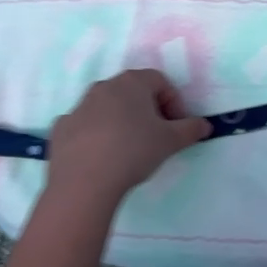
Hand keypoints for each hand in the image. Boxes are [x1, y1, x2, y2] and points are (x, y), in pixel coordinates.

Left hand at [45, 69, 211, 203]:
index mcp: (133, 82)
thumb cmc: (133, 152)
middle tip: (154, 135)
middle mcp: (104, 86)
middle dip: (146, 110)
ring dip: (118, 121)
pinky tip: (98, 156)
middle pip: (132, 92)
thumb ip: (191, 129)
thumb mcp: (171, 141)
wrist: (83, 184)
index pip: (160, 82)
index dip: (173, 102)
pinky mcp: (60, 129)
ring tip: (126, 148)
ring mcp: (79, 106)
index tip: (176, 126)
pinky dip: (92, 135)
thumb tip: (205, 125)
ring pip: (105, 107)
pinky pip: (82, 126)